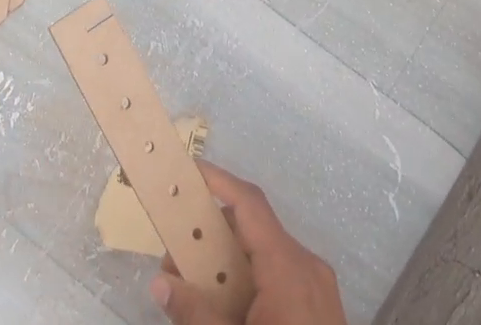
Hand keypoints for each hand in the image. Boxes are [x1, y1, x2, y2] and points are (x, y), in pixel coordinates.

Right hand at [150, 161, 346, 324]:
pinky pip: (277, 277)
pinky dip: (246, 280)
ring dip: (225, 261)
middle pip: (252, 229)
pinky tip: (224, 307)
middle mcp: (307, 267)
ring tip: (193, 288)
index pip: (249, 203)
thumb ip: (196, 313)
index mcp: (288, 267)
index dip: (217, 179)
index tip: (184, 169)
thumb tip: (160, 284)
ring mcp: (318, 289)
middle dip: (209, 234)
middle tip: (173, 256)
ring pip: (263, 255)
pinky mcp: (320, 310)